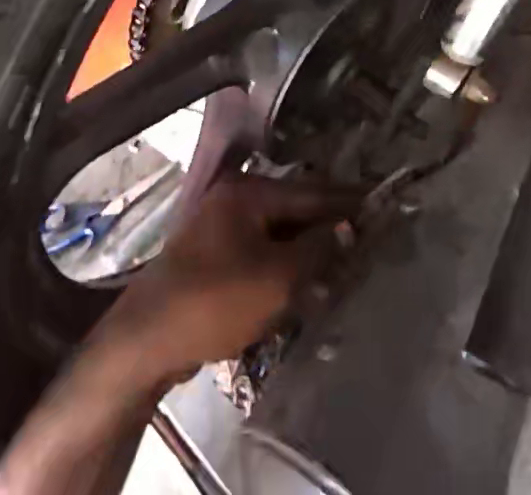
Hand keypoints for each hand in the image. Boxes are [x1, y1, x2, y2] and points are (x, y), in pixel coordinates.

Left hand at [92, 173, 356, 385]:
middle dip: (330, 225)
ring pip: (279, 232)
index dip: (348, 202)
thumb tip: (349, 227)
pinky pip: (261, 250)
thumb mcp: (277, 277)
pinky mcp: (215, 255)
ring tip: (344, 260)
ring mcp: (221, 226)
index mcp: (248, 193)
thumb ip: (318, 248)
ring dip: (309, 247)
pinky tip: (307, 279)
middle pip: (295, 209)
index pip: (311, 193)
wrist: (147, 338)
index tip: (382, 203)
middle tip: (368, 236)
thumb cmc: (216, 300)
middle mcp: (234, 200)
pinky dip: (285, 262)